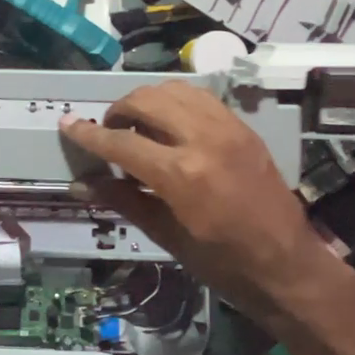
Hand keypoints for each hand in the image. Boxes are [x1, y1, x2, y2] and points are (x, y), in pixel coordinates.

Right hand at [59, 82, 354, 344]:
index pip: (121, 142)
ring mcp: (227, 128)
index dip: (89, 134)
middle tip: (109, 133)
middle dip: (118, 111)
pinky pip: (201, 98)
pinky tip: (170, 124)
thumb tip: (83, 182)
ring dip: (148, 101)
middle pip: (146, 101)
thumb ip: (124, 200)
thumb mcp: (166, 236)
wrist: (286, 264)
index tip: (67, 125)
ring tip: (138, 126)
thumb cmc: (222, 262)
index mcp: (180, 174)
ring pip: (174, 91)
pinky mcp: (243, 128)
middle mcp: (203, 139)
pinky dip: (177, 102)